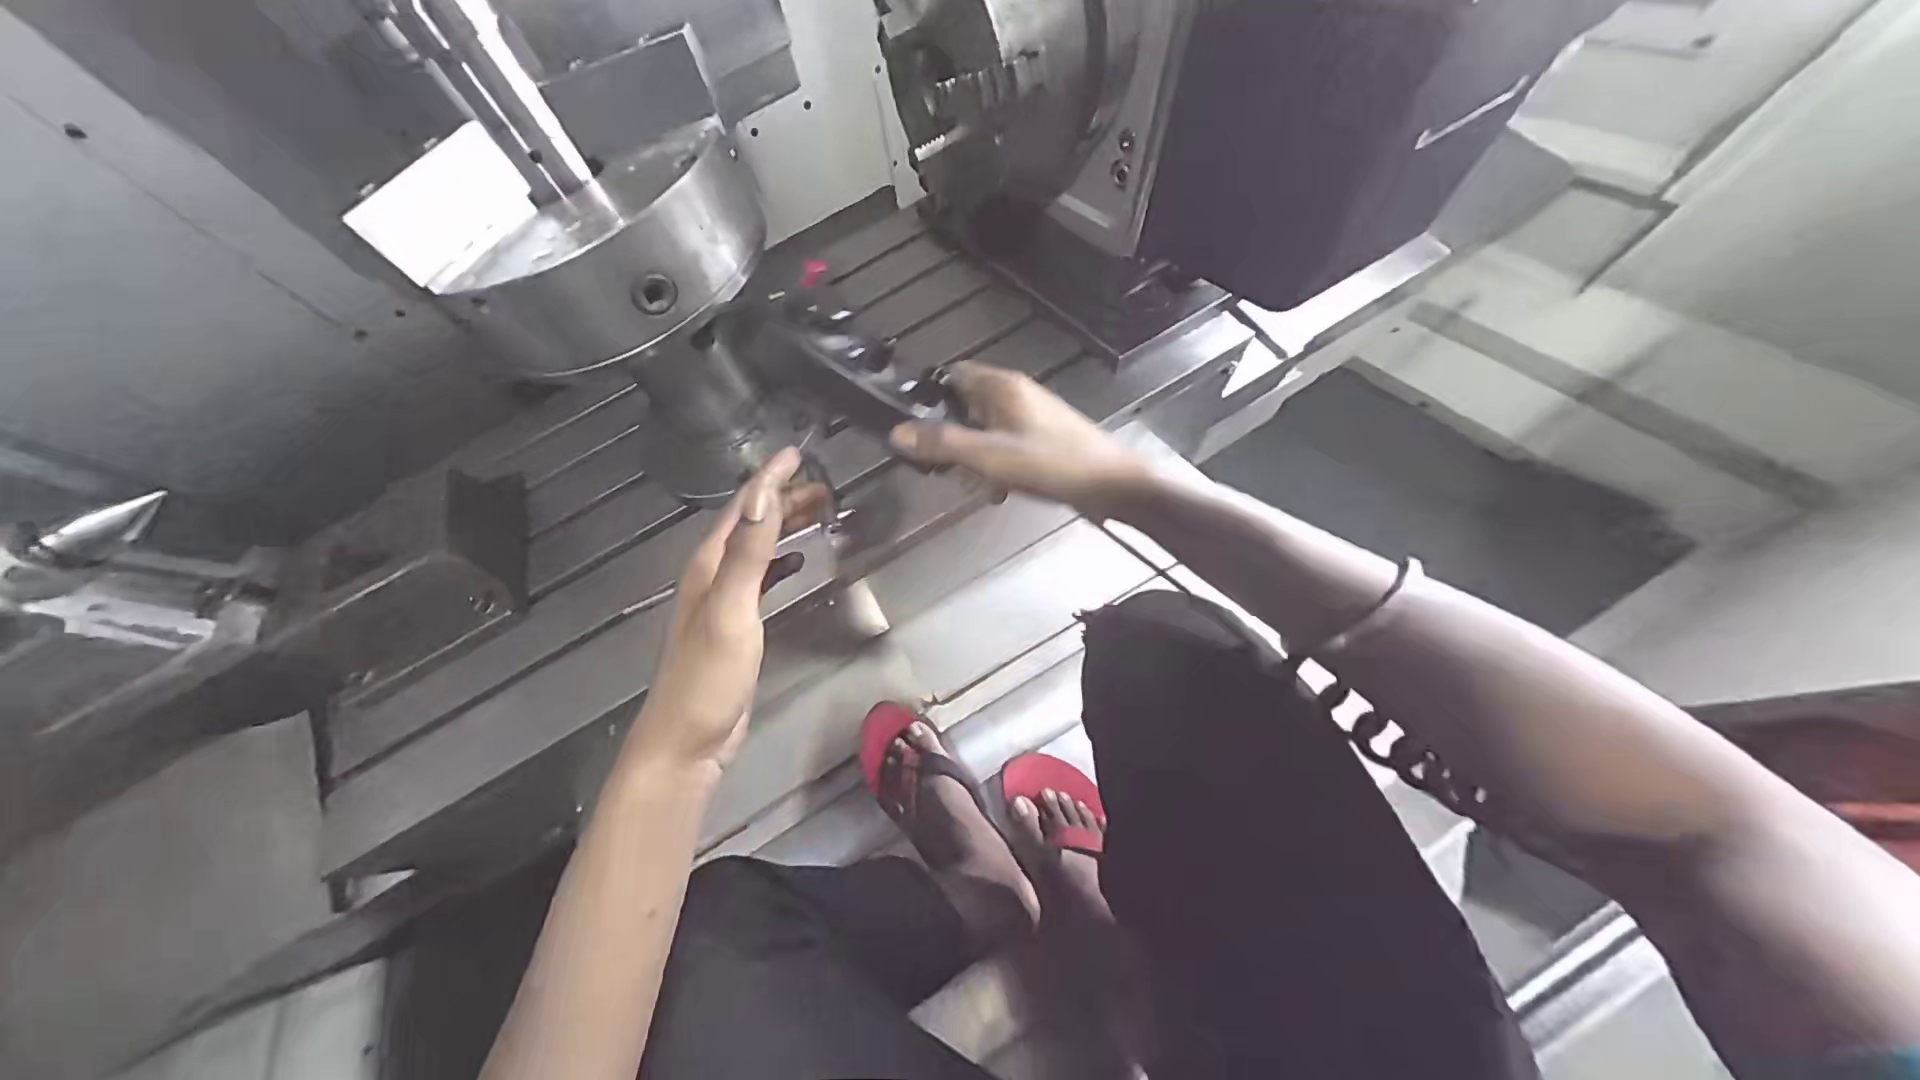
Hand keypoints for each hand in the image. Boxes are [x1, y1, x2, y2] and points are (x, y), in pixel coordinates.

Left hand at [625, 448, 823, 771]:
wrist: (686, 741)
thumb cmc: (708, 677)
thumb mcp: (731, 610)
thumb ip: (748, 554)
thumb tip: (764, 495)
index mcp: (708, 566)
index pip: (744, 509)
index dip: (770, 478)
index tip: (798, 453)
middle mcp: (712, 576)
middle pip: (750, 525)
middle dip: (784, 499)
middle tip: (823, 486)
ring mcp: (722, 601)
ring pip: (757, 549)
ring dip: (784, 527)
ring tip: (817, 513)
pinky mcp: (736, 624)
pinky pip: (761, 577)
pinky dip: (779, 561)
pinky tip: (795, 563)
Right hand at [889, 361, 1152, 518]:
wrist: (1113, 485)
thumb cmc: (1051, 463)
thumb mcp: (990, 456)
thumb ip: (943, 445)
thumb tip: (896, 433)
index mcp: (1002, 387)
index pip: (952, 376)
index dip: (930, 400)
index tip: (918, 430)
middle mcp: (1016, 394)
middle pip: (966, 408)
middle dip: (954, 440)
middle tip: (949, 471)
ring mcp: (1032, 417)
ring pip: (986, 432)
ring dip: (976, 460)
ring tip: (980, 487)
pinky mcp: (1043, 439)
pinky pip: (1007, 447)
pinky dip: (999, 467)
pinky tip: (1002, 492)